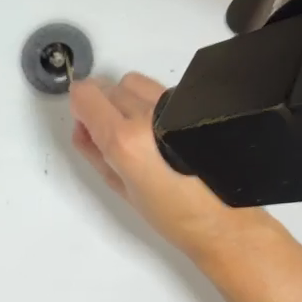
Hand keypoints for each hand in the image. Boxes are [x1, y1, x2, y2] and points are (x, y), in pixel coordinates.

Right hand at [68, 73, 270, 258]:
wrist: (221, 220)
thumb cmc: (170, 214)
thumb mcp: (120, 187)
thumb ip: (93, 152)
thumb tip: (81, 128)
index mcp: (124, 140)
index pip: (85, 95)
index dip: (80, 107)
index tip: (87, 122)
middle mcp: (147, 116)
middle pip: (108, 88)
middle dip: (102, 107)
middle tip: (113, 137)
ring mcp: (172, 106)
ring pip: (132, 82)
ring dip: (127, 100)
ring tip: (139, 132)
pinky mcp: (190, 105)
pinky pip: (157, 90)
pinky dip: (150, 103)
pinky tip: (160, 131)